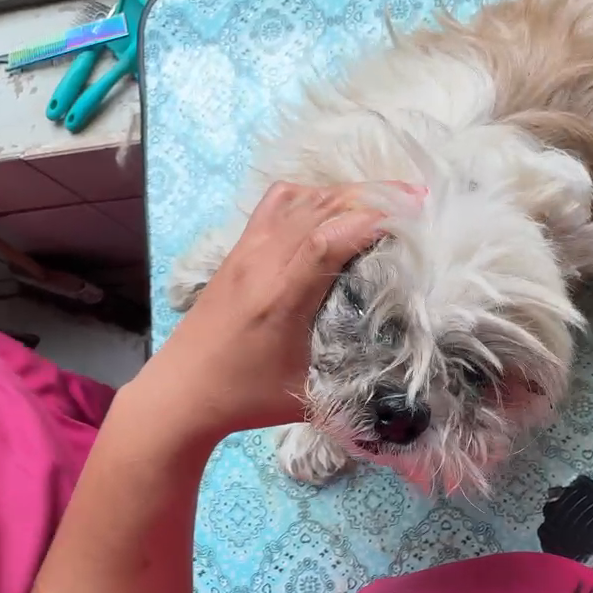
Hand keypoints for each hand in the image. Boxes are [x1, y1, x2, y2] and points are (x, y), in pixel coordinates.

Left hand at [130, 182, 404, 444]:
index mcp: (280, 297)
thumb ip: (353, 388)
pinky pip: (275, 205)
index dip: (371, 220)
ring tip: (381, 203)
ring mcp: (245, 251)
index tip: (412, 218)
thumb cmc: (243, 398)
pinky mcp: (236, 251)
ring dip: (342, 194)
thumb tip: (404, 386)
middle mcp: (262, 263)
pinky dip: (309, 196)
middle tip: (413, 201)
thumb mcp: (305, 398)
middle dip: (369, 198)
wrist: (179, 392)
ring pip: (298, 199)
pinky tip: (329, 209)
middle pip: (318, 207)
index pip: (327, 238)